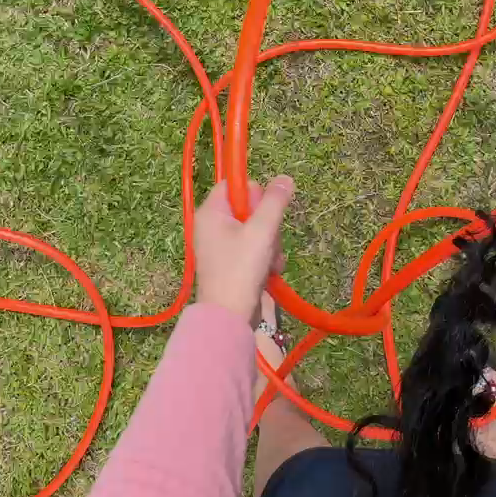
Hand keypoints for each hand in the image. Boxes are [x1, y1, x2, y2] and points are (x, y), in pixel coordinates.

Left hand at [193, 176, 295, 323]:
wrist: (229, 318)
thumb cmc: (240, 269)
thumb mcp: (261, 231)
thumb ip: (274, 202)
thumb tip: (284, 178)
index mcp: (211, 212)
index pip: (233, 184)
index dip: (253, 192)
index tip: (265, 209)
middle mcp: (212, 226)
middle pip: (249, 207)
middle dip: (267, 224)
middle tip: (268, 240)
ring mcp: (222, 246)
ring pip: (256, 229)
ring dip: (270, 243)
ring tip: (270, 261)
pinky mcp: (232, 263)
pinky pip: (255, 248)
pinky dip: (266, 257)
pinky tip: (271, 270)